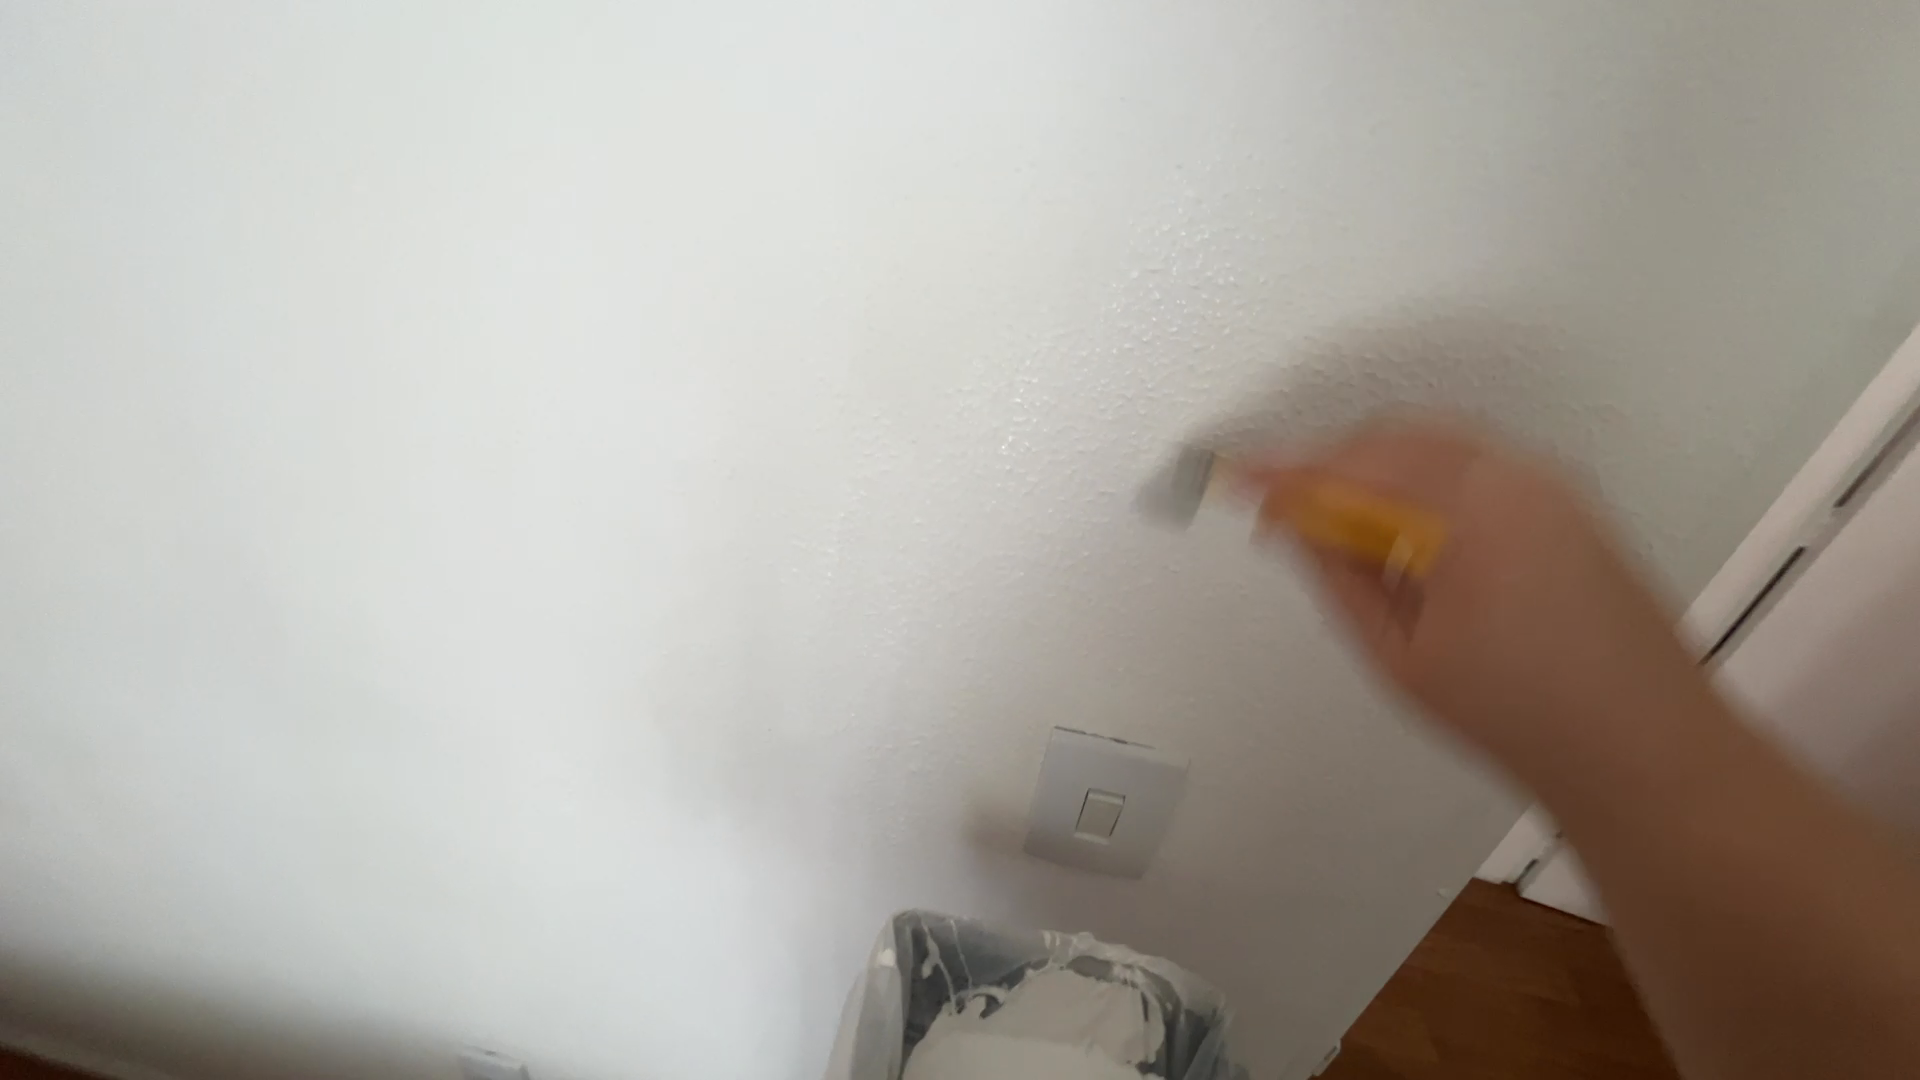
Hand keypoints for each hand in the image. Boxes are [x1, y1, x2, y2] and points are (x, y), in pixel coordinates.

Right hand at [1245, 417, 1708, 764]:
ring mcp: (1549, 486)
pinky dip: (1414, 482)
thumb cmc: (1510, 709)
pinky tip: (1395, 531)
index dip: (1287, 472)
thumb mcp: (1396, 650)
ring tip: (1330, 522)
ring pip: (1431, 447)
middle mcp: (1516, 476)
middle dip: (1327, 463)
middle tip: (1283, 508)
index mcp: (1471, 509)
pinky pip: (1468, 467)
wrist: (1649, 753)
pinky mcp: (1564, 505)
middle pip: (1392, 438)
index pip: (1354, 467)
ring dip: (1369, 470)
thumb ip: (1338, 575)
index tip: (1239, 481)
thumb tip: (1291, 526)